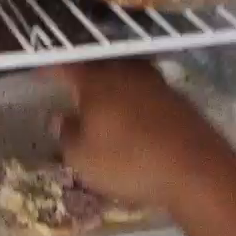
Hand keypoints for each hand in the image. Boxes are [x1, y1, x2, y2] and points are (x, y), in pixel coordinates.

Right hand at [50, 60, 235, 212]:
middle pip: (99, 64)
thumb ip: (67, 134)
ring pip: (126, 74)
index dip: (51, 69)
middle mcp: (126, 73)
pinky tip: (132, 112)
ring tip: (101, 94)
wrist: (196, 170)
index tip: (39, 72)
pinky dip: (134, 96)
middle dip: (83, 71)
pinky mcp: (178, 100)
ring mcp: (156, 84)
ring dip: (112, 81)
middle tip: (70, 80)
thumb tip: (58, 117)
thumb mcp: (83, 158)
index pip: (67, 66)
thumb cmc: (128, 162)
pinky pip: (146, 90)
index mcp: (96, 82)